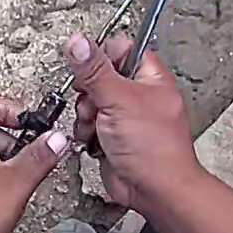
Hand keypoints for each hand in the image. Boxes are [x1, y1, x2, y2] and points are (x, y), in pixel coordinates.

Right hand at [67, 33, 201, 210]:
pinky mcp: (112, 139)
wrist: (154, 189)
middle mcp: (138, 96)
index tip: (89, 68)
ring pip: (90, 104)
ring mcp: (125, 119)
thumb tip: (78, 43)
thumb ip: (94, 70)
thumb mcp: (118, 99)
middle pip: (99, 79)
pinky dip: (87, 135)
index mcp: (150, 78)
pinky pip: (89, 127)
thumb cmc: (154, 148)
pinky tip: (95, 142)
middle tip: (95, 103)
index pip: (121, 50)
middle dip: (89, 94)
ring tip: (97, 127)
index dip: (102, 56)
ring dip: (86, 117)